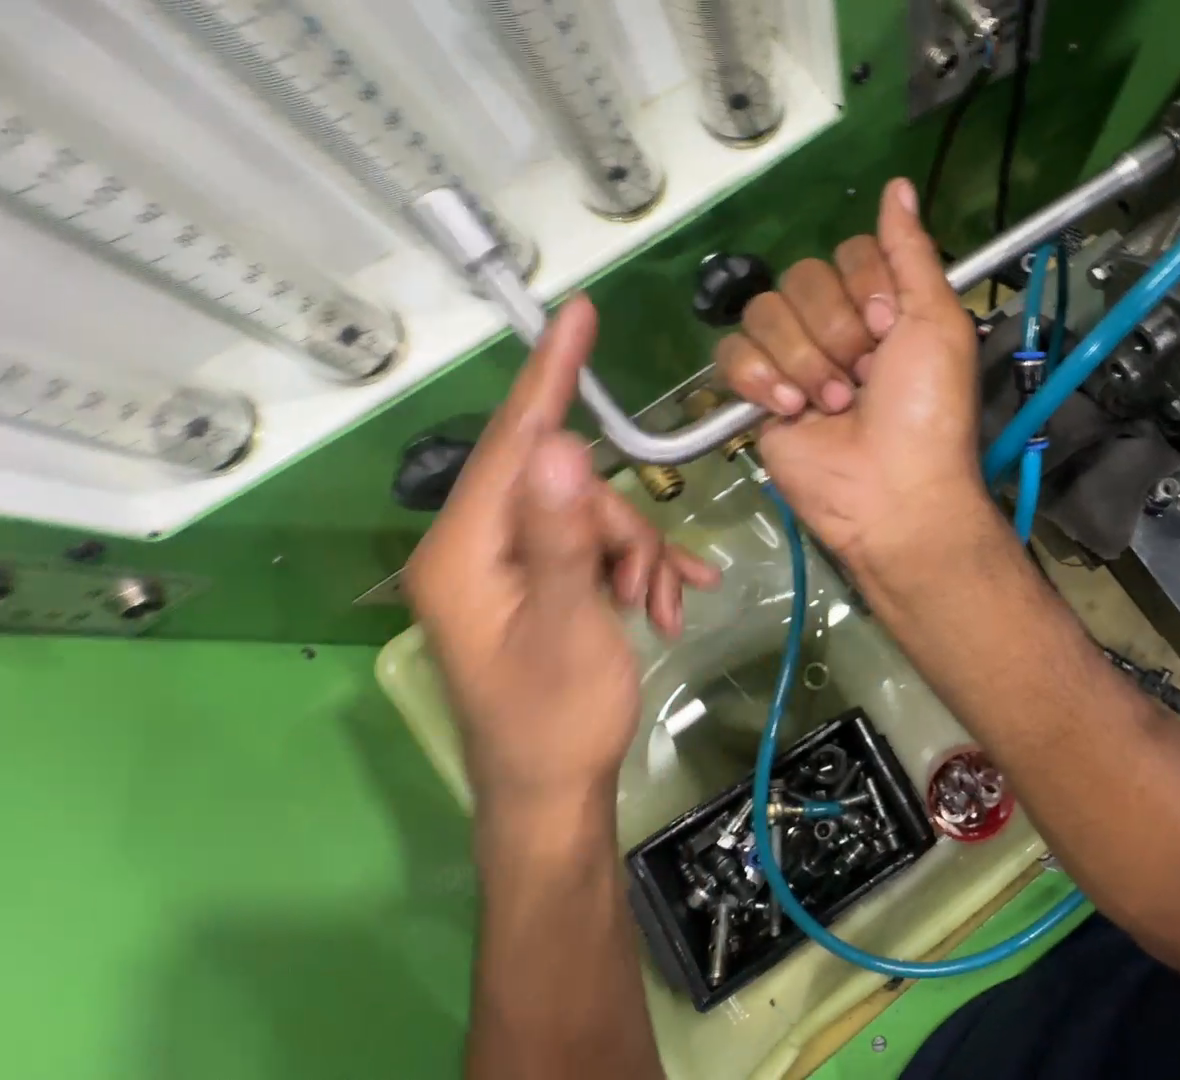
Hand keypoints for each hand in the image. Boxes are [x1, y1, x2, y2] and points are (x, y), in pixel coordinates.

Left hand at [405, 297, 720, 823]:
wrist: (554, 793)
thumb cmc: (558, 719)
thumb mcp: (569, 626)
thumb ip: (562, 537)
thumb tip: (557, 447)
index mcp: (466, 551)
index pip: (510, 443)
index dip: (548, 377)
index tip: (578, 314)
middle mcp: (478, 548)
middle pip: (566, 488)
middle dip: (625, 526)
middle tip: (655, 583)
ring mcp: (509, 568)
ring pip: (590, 518)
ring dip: (639, 555)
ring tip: (664, 606)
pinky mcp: (538, 586)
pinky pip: (594, 549)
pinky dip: (637, 569)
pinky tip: (671, 601)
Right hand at [716, 178, 997, 577]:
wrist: (894, 491)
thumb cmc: (926, 411)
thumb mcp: (939, 323)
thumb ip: (913, 253)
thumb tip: (899, 185)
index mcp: (882, 309)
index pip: (849, 254)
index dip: (867, 289)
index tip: (892, 332)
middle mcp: (837, 328)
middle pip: (803, 278)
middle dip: (837, 331)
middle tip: (865, 377)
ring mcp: (795, 361)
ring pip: (766, 313)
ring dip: (805, 361)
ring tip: (834, 405)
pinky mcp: (759, 396)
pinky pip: (733, 353)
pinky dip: (760, 378)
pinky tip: (791, 410)